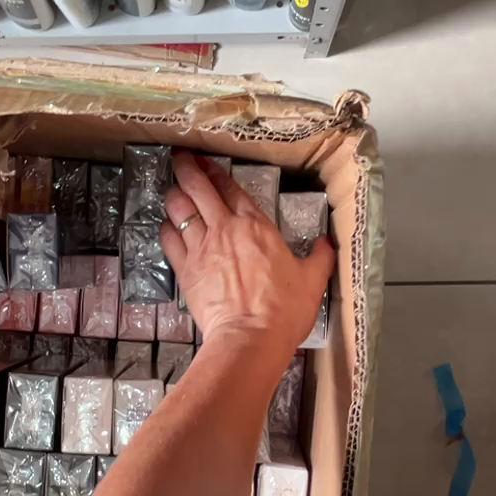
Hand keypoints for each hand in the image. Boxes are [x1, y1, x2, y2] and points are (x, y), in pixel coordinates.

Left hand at [158, 151, 333, 356]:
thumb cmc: (283, 310)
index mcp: (255, 225)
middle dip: (186, 168)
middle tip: (180, 158)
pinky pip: (168, 239)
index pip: (230, 187)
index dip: (216, 170)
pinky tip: (167, 226)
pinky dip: (166, 228)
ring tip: (173, 190)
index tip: (206, 161)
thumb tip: (328, 243)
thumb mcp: (312, 280)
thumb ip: (321, 256)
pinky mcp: (185, 270)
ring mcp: (200, 248)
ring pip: (178, 208)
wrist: (250, 338)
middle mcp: (224, 228)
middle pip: (197, 188)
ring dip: (174, 195)